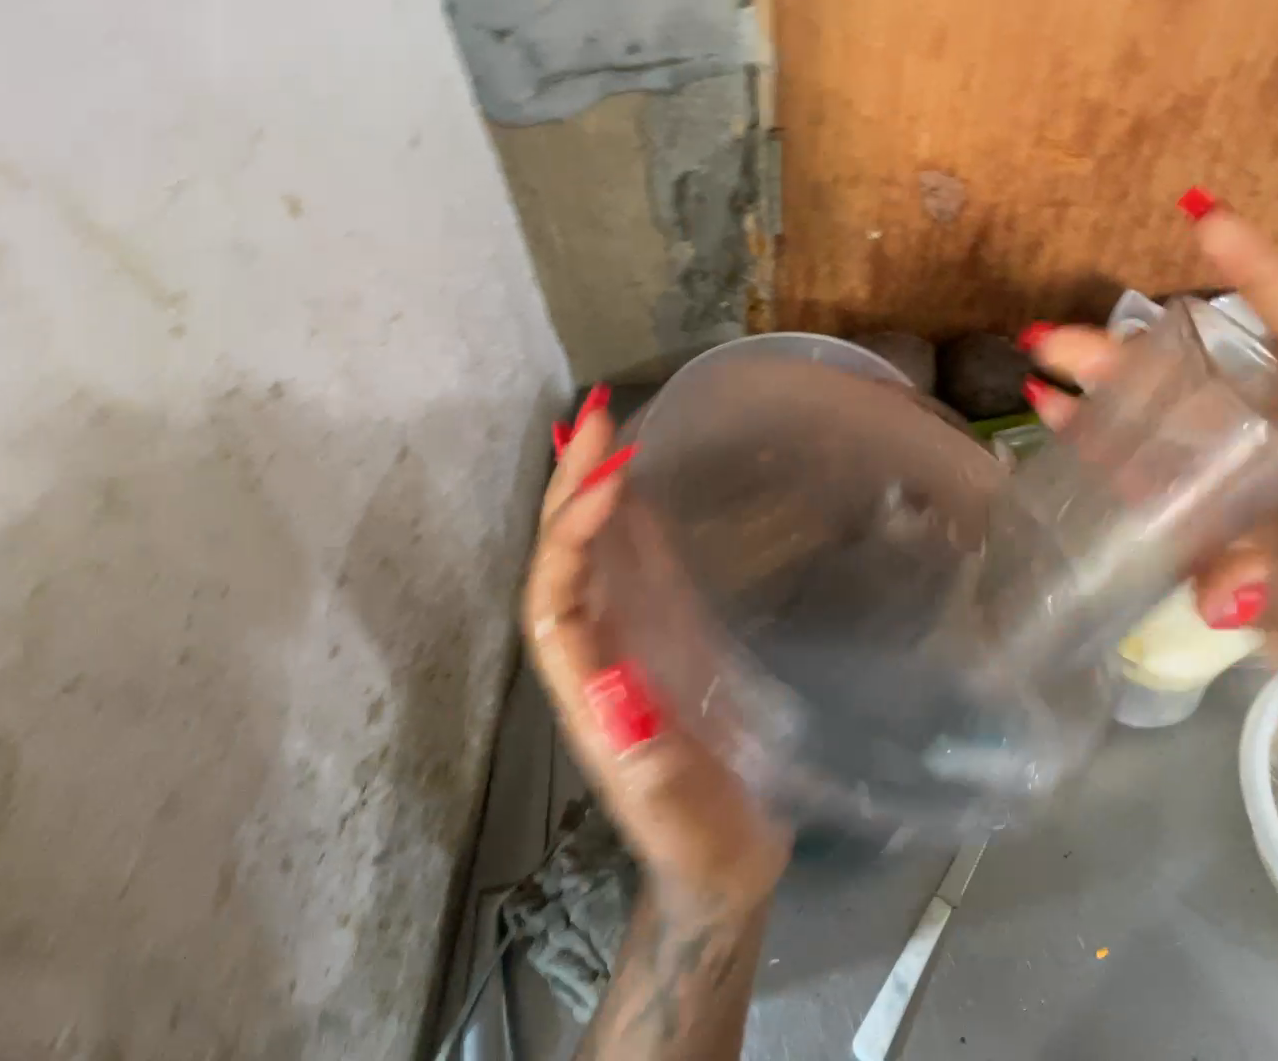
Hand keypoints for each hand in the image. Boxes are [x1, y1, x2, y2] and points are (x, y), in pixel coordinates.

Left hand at [523, 387, 790, 914]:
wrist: (722, 860)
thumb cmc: (699, 839)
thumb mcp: (673, 809)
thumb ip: (643, 756)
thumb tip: (615, 687)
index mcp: (587, 690)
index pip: (555, 597)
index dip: (572, 537)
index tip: (611, 480)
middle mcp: (597, 655)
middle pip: (564, 560)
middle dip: (572, 489)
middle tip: (598, 417)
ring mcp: (630, 644)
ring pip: (595, 556)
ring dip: (596, 492)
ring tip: (613, 430)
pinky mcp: (664, 643)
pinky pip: (637, 572)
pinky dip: (633, 524)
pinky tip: (645, 485)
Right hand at [1020, 199, 1277, 710]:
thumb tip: (1217, 584)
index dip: (1257, 278)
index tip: (1205, 223)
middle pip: (1206, 378)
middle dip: (1130, 351)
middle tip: (1051, 340)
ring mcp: (1242, 479)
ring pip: (1169, 417)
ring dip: (1104, 392)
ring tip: (1037, 369)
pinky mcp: (1211, 514)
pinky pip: (1153, 470)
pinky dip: (1106, 446)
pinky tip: (1060, 426)